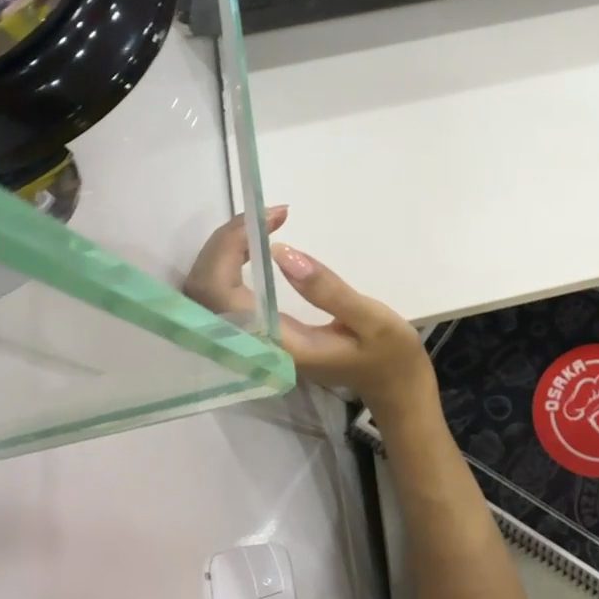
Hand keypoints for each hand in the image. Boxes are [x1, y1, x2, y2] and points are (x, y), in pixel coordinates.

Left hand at [183, 208, 434, 413]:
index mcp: (279, 345)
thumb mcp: (372, 319)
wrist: (394, 385)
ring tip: (262, 222)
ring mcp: (254, 343)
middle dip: (226, 241)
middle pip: (204, 289)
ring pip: (207, 292)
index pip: (222, 294)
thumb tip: (282, 252)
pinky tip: (253, 245)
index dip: (231, 247)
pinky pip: (223, 297)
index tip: (271, 218)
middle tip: (268, 213)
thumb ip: (328, 291)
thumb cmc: (389, 354)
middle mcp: (255, 347)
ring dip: (225, 249)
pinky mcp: (259, 336)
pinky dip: (230, 263)